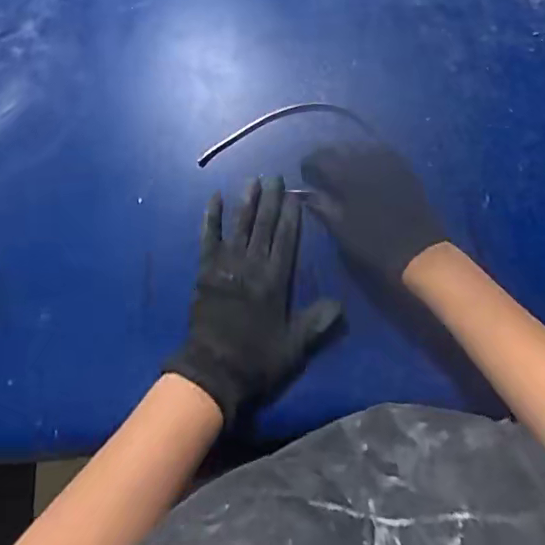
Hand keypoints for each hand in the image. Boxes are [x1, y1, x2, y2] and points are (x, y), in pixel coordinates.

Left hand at [164, 178, 341, 426]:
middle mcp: (251, 267)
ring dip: (246, 202)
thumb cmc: (257, 360)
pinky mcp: (205, 269)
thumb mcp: (294, 347)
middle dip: (270, 201)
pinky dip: (212, 217)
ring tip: (252, 180)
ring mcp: (226, 265)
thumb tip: (340, 303)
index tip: (294, 196)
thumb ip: (316, 323)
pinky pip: (208, 237)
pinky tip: (215, 197)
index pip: (286, 242)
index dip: (291, 218)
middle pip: (263, 227)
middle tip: (275, 177)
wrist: (214, 368)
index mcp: (275, 283)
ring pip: (239, 226)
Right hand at [301, 143, 449, 285]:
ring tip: (343, 165)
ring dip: (347, 153)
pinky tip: (367, 164)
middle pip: (338, 148)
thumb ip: (321, 205)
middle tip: (321, 169)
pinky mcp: (404, 169)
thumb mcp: (341, 229)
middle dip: (326, 156)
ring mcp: (387, 163)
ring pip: (360, 146)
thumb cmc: (375, 243)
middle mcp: (365, 163)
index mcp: (346, 177)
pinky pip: (382, 151)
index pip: (319, 159)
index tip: (305, 174)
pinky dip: (369, 154)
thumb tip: (306, 192)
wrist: (420, 253)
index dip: (309, 164)